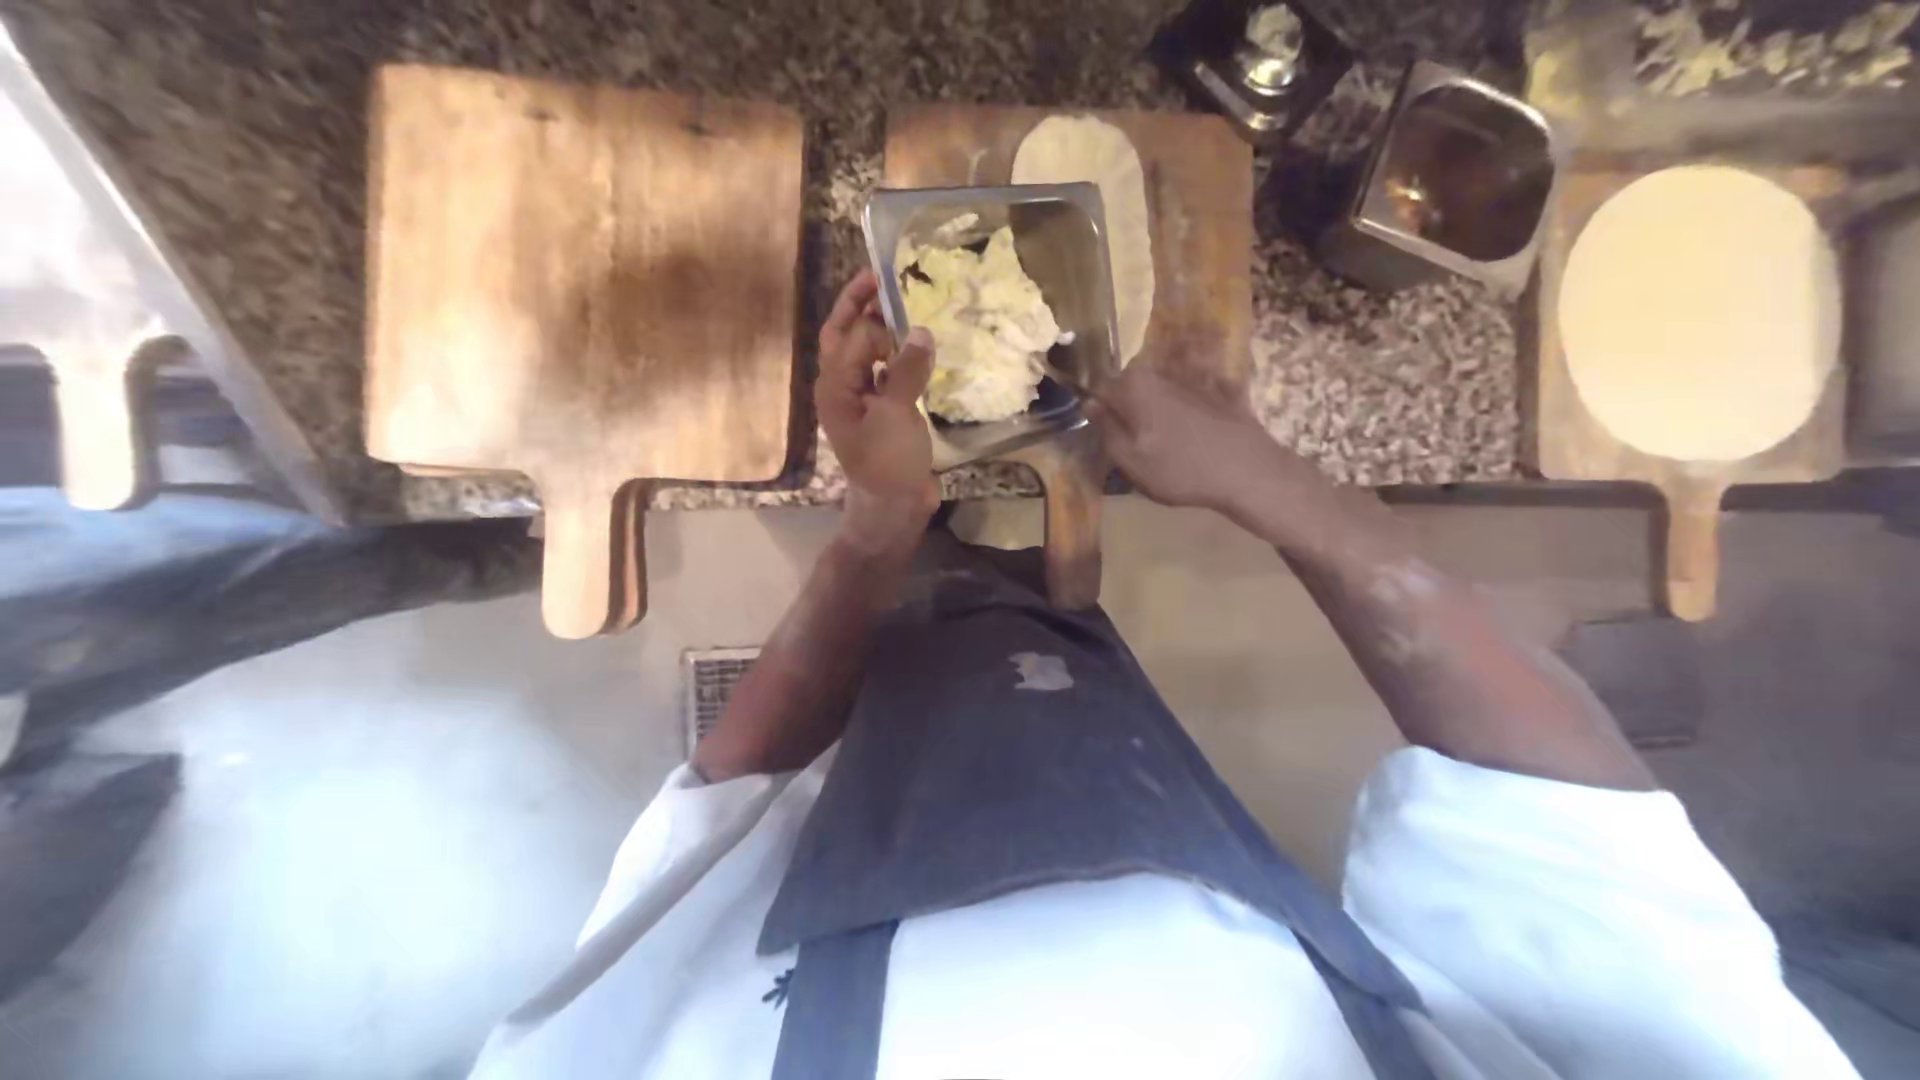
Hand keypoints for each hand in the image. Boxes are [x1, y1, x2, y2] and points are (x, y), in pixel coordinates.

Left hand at [817, 271, 938, 543]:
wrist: (894, 505)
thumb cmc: (888, 462)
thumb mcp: (897, 415)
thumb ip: (907, 371)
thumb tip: (920, 332)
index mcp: (835, 385)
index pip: (854, 337)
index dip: (877, 322)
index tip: (903, 308)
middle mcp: (842, 387)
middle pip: (844, 336)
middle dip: (860, 307)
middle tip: (881, 277)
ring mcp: (861, 400)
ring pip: (864, 354)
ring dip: (879, 331)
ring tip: (903, 308)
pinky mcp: (882, 412)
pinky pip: (884, 374)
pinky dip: (896, 358)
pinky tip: (915, 351)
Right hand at [1086, 362, 1284, 513]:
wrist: (1248, 471)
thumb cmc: (1180, 469)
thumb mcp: (1129, 460)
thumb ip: (1106, 428)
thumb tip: (1090, 404)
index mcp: (1134, 386)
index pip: (1101, 390)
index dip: (1099, 413)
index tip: (1105, 438)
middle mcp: (1162, 374)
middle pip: (1132, 390)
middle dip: (1128, 412)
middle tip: (1134, 447)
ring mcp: (1194, 380)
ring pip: (1161, 395)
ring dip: (1157, 414)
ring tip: (1164, 447)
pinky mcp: (1221, 393)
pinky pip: (1192, 399)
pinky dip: (1188, 412)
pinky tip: (1193, 435)